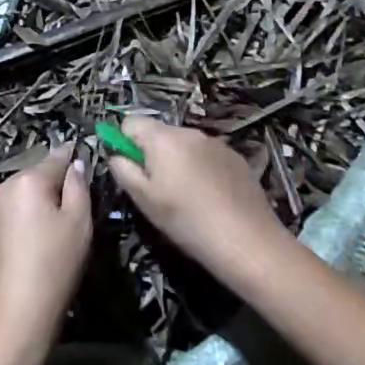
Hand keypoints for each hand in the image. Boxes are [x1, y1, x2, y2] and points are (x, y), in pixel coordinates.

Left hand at [0, 146, 91, 359]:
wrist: (11, 313)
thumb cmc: (53, 266)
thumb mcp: (78, 224)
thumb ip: (78, 187)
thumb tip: (75, 162)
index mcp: (27, 179)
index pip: (55, 157)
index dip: (72, 155)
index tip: (84, 153)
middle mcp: (3, 186)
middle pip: (36, 174)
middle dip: (54, 180)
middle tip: (77, 198)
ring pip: (22, 193)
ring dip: (39, 199)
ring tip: (58, 220)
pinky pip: (11, 211)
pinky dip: (25, 216)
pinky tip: (36, 237)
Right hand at [105, 117, 292, 282]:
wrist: (248, 242)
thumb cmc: (186, 220)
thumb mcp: (143, 199)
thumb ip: (122, 170)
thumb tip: (117, 155)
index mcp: (163, 138)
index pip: (130, 122)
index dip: (124, 142)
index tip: (131, 169)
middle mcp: (190, 132)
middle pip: (159, 133)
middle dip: (152, 153)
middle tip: (157, 188)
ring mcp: (216, 144)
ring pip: (184, 145)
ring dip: (177, 161)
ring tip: (185, 196)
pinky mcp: (237, 158)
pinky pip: (206, 155)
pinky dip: (201, 168)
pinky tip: (210, 197)